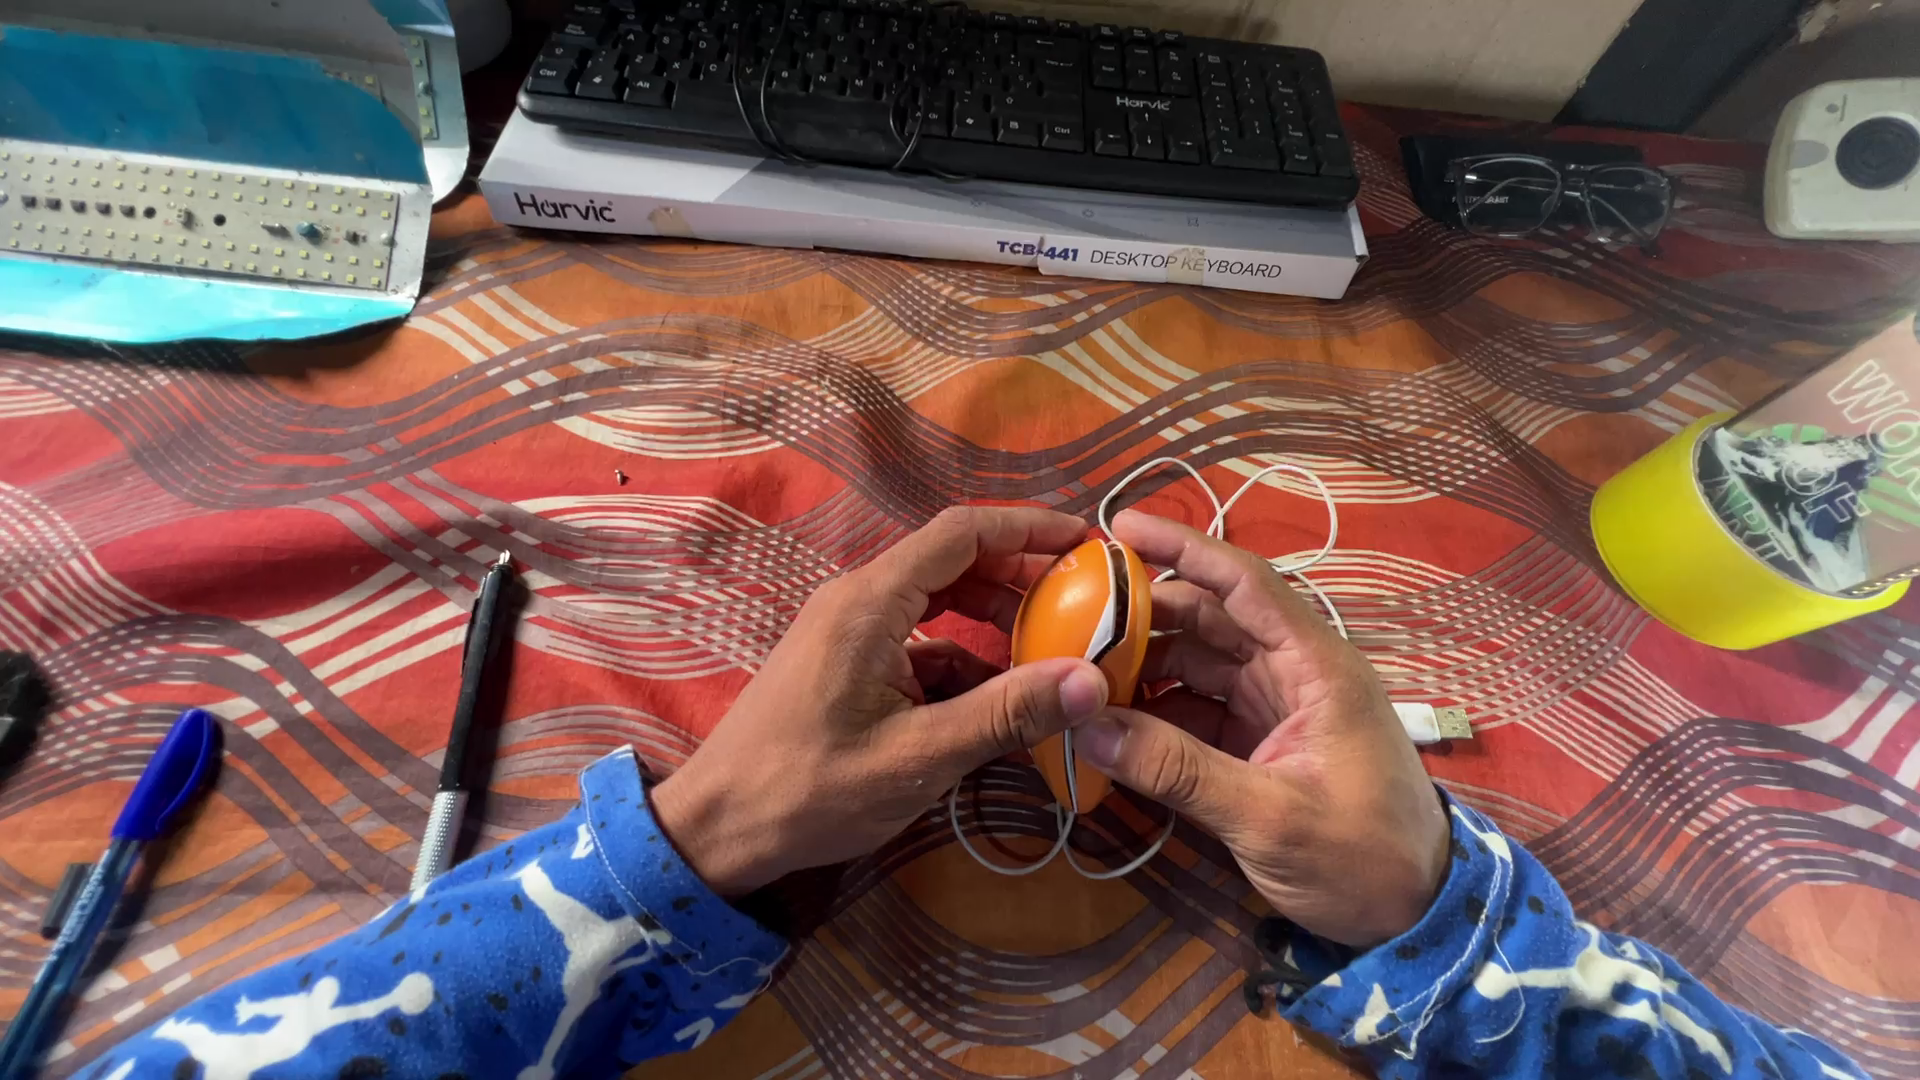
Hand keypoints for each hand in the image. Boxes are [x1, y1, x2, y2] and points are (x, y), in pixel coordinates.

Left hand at [650, 506, 1110, 895]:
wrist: (715, 829)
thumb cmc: (808, 789)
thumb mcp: (917, 757)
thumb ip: (1004, 714)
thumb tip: (1091, 681)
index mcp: (870, 601)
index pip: (960, 533)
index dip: (1026, 527)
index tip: (1083, 541)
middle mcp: (859, 599)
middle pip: (952, 562)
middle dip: (1018, 576)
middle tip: (1080, 602)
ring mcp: (851, 631)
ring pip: (938, 604)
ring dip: (992, 623)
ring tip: (1048, 652)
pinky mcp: (850, 662)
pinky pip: (919, 644)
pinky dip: (961, 662)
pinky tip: (993, 700)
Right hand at [1072, 510, 1449, 946]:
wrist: (1418, 918)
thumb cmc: (1365, 859)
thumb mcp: (1270, 817)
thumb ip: (1179, 770)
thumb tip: (1089, 727)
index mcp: (1313, 665)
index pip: (1243, 581)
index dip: (1182, 547)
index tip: (1119, 527)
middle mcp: (1290, 668)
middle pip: (1208, 615)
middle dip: (1143, 613)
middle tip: (1074, 617)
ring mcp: (1272, 701)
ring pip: (1195, 658)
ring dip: (1142, 661)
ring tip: (1082, 671)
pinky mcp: (1256, 734)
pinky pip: (1194, 701)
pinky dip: (1154, 705)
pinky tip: (1114, 718)